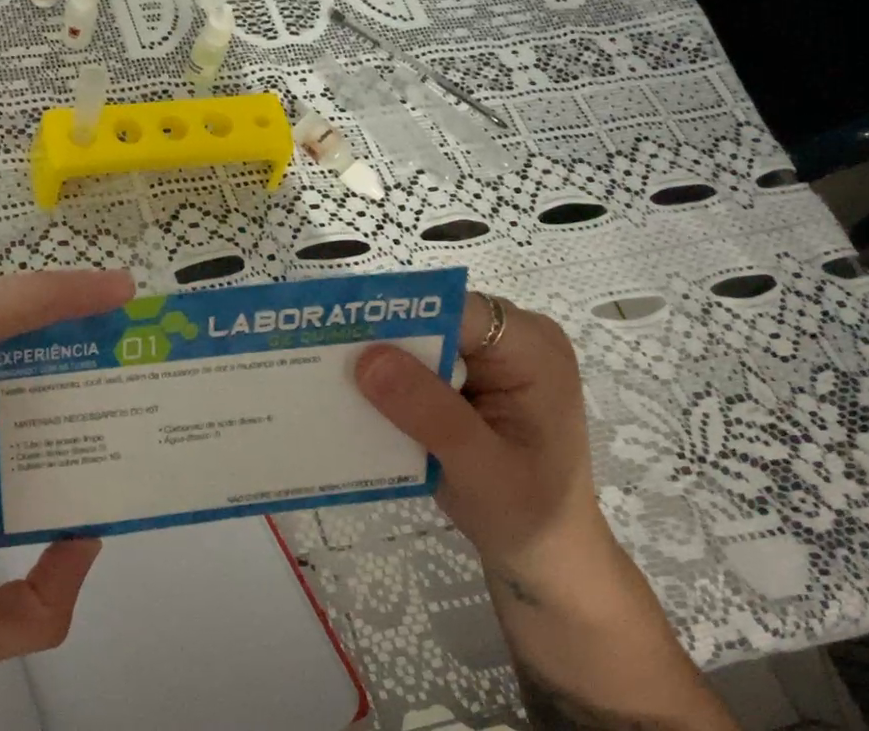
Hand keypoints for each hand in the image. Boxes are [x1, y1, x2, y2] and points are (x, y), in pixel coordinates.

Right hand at [354, 293, 606, 573]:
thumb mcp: (479, 468)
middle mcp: (511, 342)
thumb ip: (429, 412)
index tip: (343, 331)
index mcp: (532, 350)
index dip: (400, 315)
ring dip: (378, 360)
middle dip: (382, 337)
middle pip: (432, 318)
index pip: (456, 309)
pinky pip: (416, 365)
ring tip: (328, 376)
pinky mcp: (466, 381)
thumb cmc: (528, 515)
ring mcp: (488, 361)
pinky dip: (386, 382)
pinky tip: (355, 398)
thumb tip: (367, 357)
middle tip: (322, 354)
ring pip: (417, 341)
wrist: (546, 559)